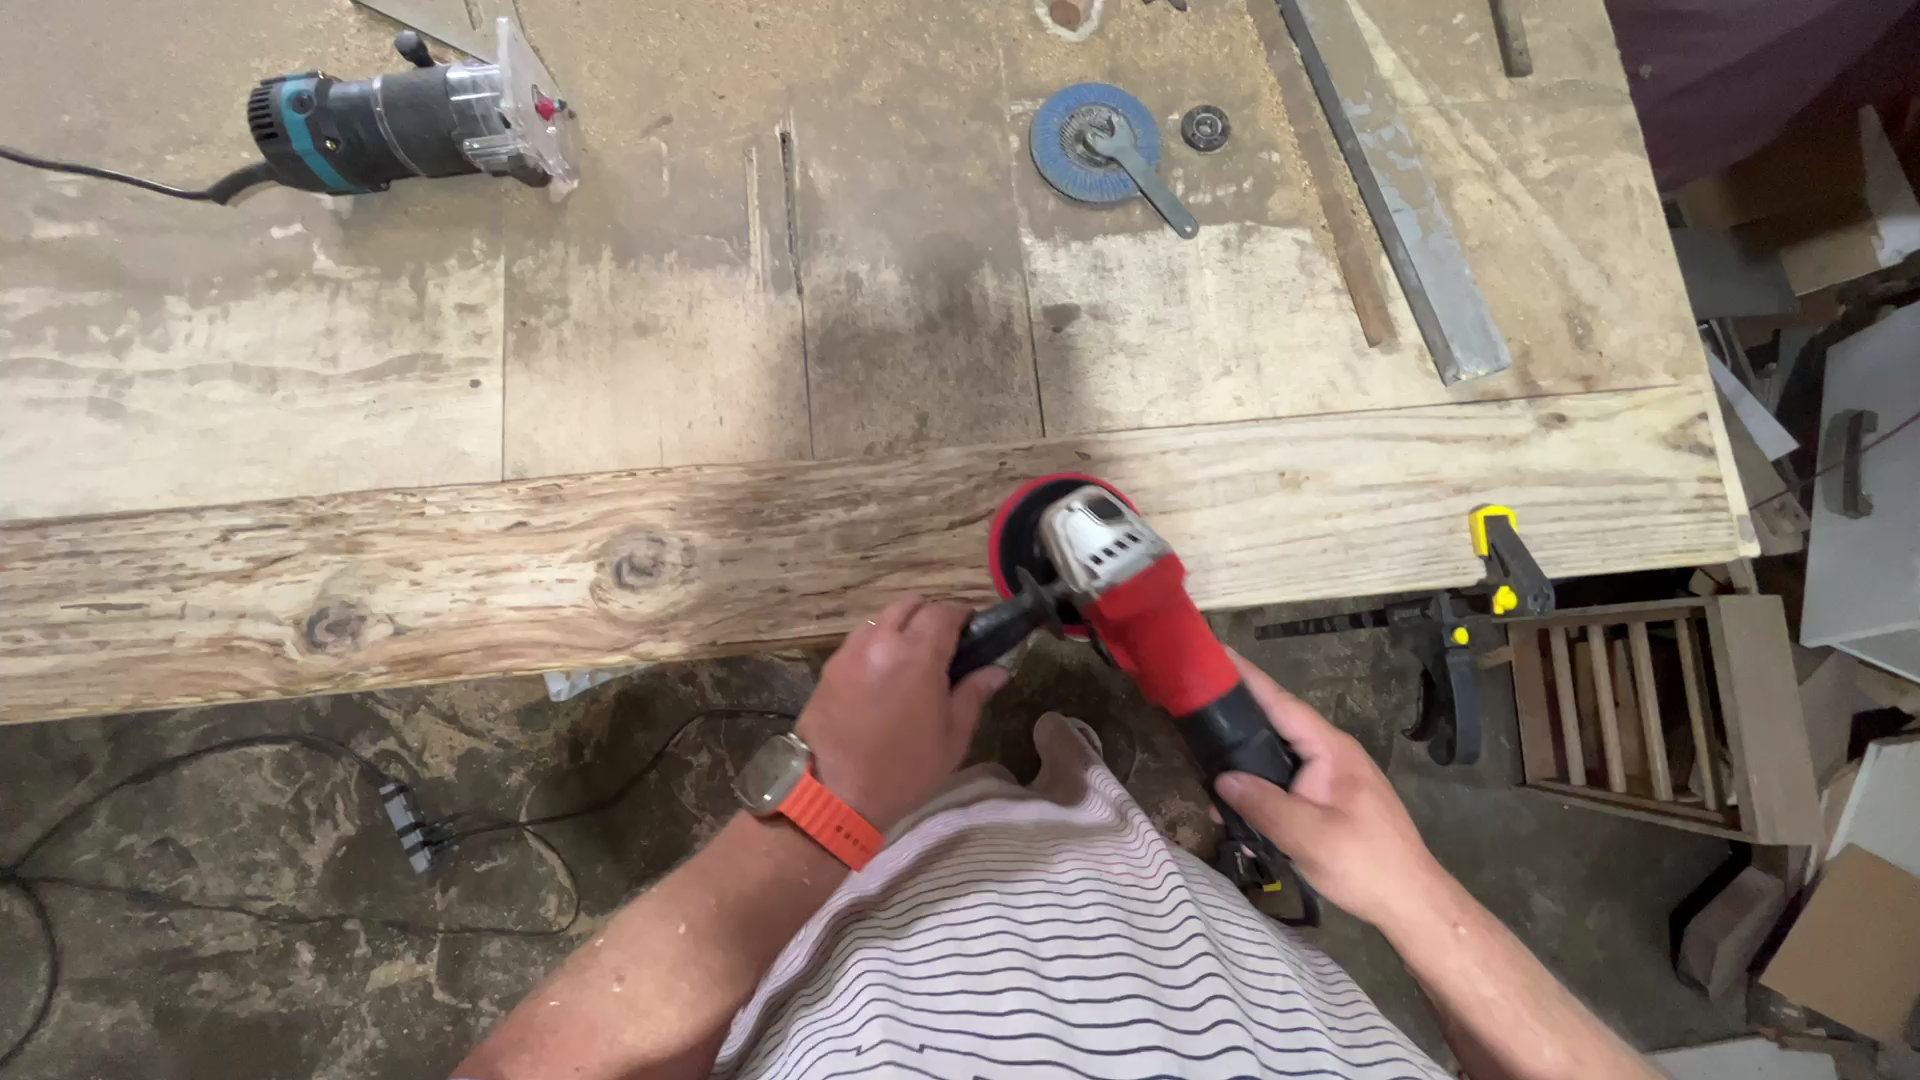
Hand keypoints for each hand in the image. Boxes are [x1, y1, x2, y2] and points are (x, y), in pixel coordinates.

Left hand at [794, 596, 1008, 831]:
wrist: (834, 795)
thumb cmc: (904, 769)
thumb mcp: (952, 736)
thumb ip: (973, 693)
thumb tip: (996, 670)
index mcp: (917, 654)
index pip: (944, 611)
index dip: (963, 614)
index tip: (974, 630)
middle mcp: (881, 641)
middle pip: (911, 604)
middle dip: (932, 614)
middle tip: (946, 643)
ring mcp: (851, 652)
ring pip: (882, 618)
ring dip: (902, 627)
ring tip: (912, 659)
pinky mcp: (830, 667)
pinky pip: (860, 641)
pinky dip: (878, 644)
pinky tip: (884, 675)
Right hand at [1213, 651, 1450, 929]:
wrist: (1413, 907)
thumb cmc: (1367, 865)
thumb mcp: (1310, 836)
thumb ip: (1263, 804)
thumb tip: (1220, 779)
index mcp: (1330, 749)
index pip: (1281, 703)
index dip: (1247, 678)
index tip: (1215, 654)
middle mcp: (1328, 754)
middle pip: (1273, 724)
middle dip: (1234, 716)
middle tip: (1190, 707)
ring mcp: (1327, 777)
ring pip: (1274, 755)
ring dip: (1241, 760)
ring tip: (1199, 760)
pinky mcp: (1323, 799)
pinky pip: (1281, 780)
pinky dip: (1254, 786)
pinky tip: (1229, 803)